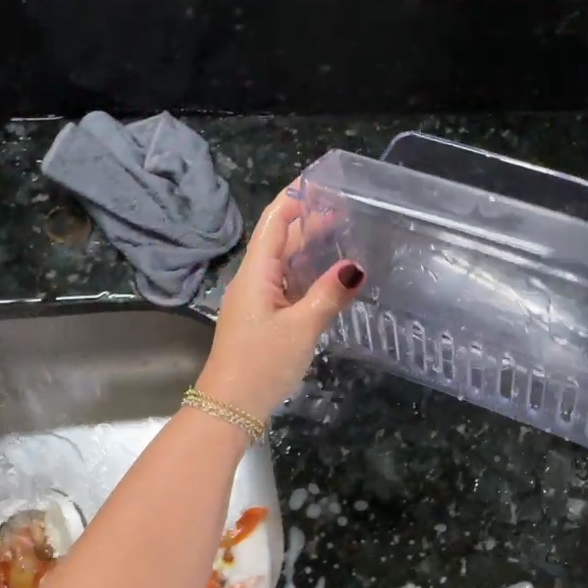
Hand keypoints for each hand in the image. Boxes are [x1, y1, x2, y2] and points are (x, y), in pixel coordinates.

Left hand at [195, 186, 363, 420]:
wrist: (231, 406)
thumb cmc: (261, 363)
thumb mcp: (301, 328)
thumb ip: (328, 296)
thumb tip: (356, 267)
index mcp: (257, 274)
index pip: (275, 222)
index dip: (296, 198)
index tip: (322, 181)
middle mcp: (255, 281)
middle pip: (281, 241)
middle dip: (310, 222)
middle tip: (346, 210)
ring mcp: (259, 302)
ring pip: (286, 266)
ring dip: (312, 250)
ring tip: (345, 237)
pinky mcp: (266, 322)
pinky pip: (289, 288)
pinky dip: (310, 277)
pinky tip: (331, 280)